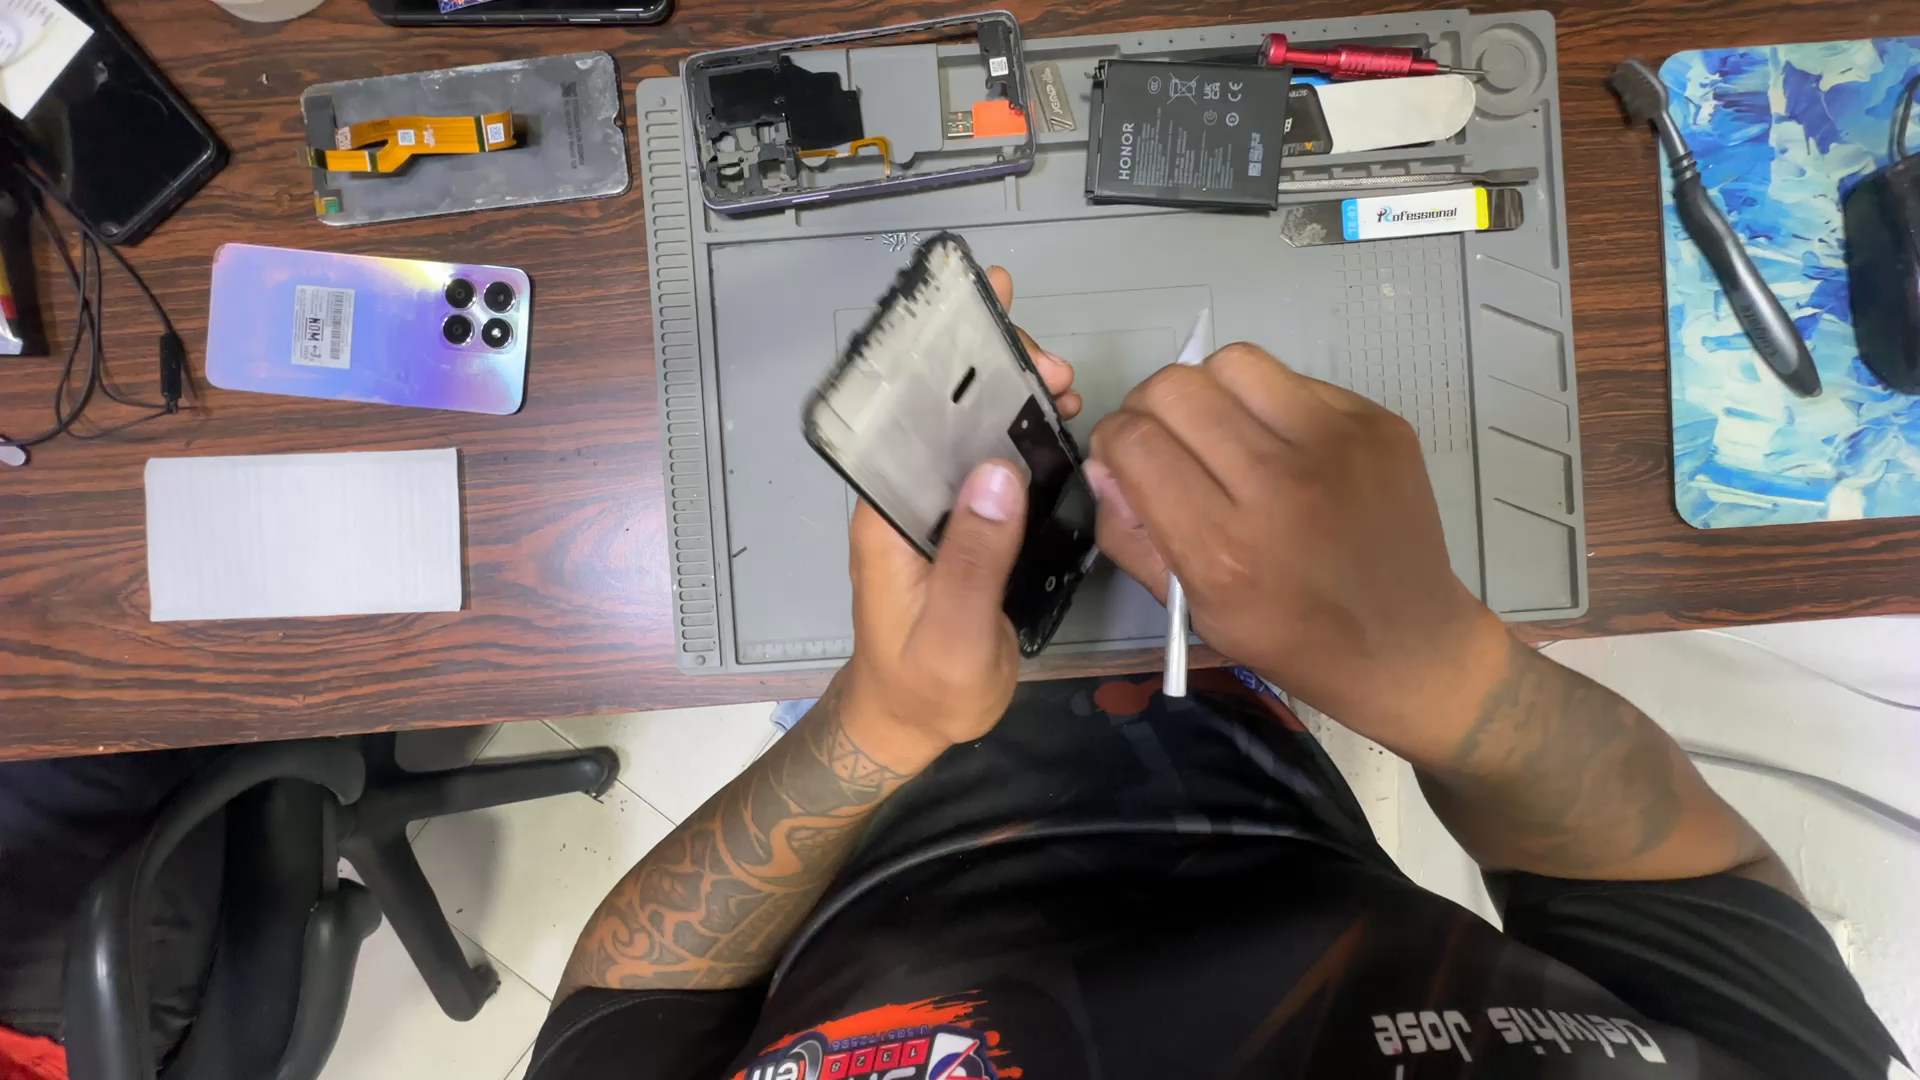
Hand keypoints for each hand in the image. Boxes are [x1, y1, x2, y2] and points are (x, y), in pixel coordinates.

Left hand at [836, 267, 1077, 769]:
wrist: (911, 723)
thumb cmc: (924, 686)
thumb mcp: (951, 632)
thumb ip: (972, 558)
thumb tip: (999, 471)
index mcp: (887, 515)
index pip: (904, 417)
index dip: (940, 360)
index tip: (983, 320)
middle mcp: (906, 502)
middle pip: (941, 415)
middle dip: (992, 375)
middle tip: (1053, 369)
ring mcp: (935, 515)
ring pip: (970, 438)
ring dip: (1012, 404)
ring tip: (1064, 391)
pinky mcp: (962, 531)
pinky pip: (990, 472)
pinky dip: (1022, 443)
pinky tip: (1056, 432)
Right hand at [1084, 343, 1509, 751]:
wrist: (1405, 642)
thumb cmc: (1286, 636)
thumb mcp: (1189, 607)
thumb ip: (1129, 535)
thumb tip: (1102, 465)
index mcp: (1222, 548)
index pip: (1134, 442)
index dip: (1111, 440)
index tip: (1122, 458)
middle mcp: (1277, 485)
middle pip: (1173, 388)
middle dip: (1147, 409)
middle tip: (1162, 440)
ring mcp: (1335, 445)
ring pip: (1229, 362)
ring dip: (1205, 392)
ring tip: (1217, 431)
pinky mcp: (1375, 422)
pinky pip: (1288, 378)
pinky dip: (1262, 401)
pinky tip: (1277, 443)